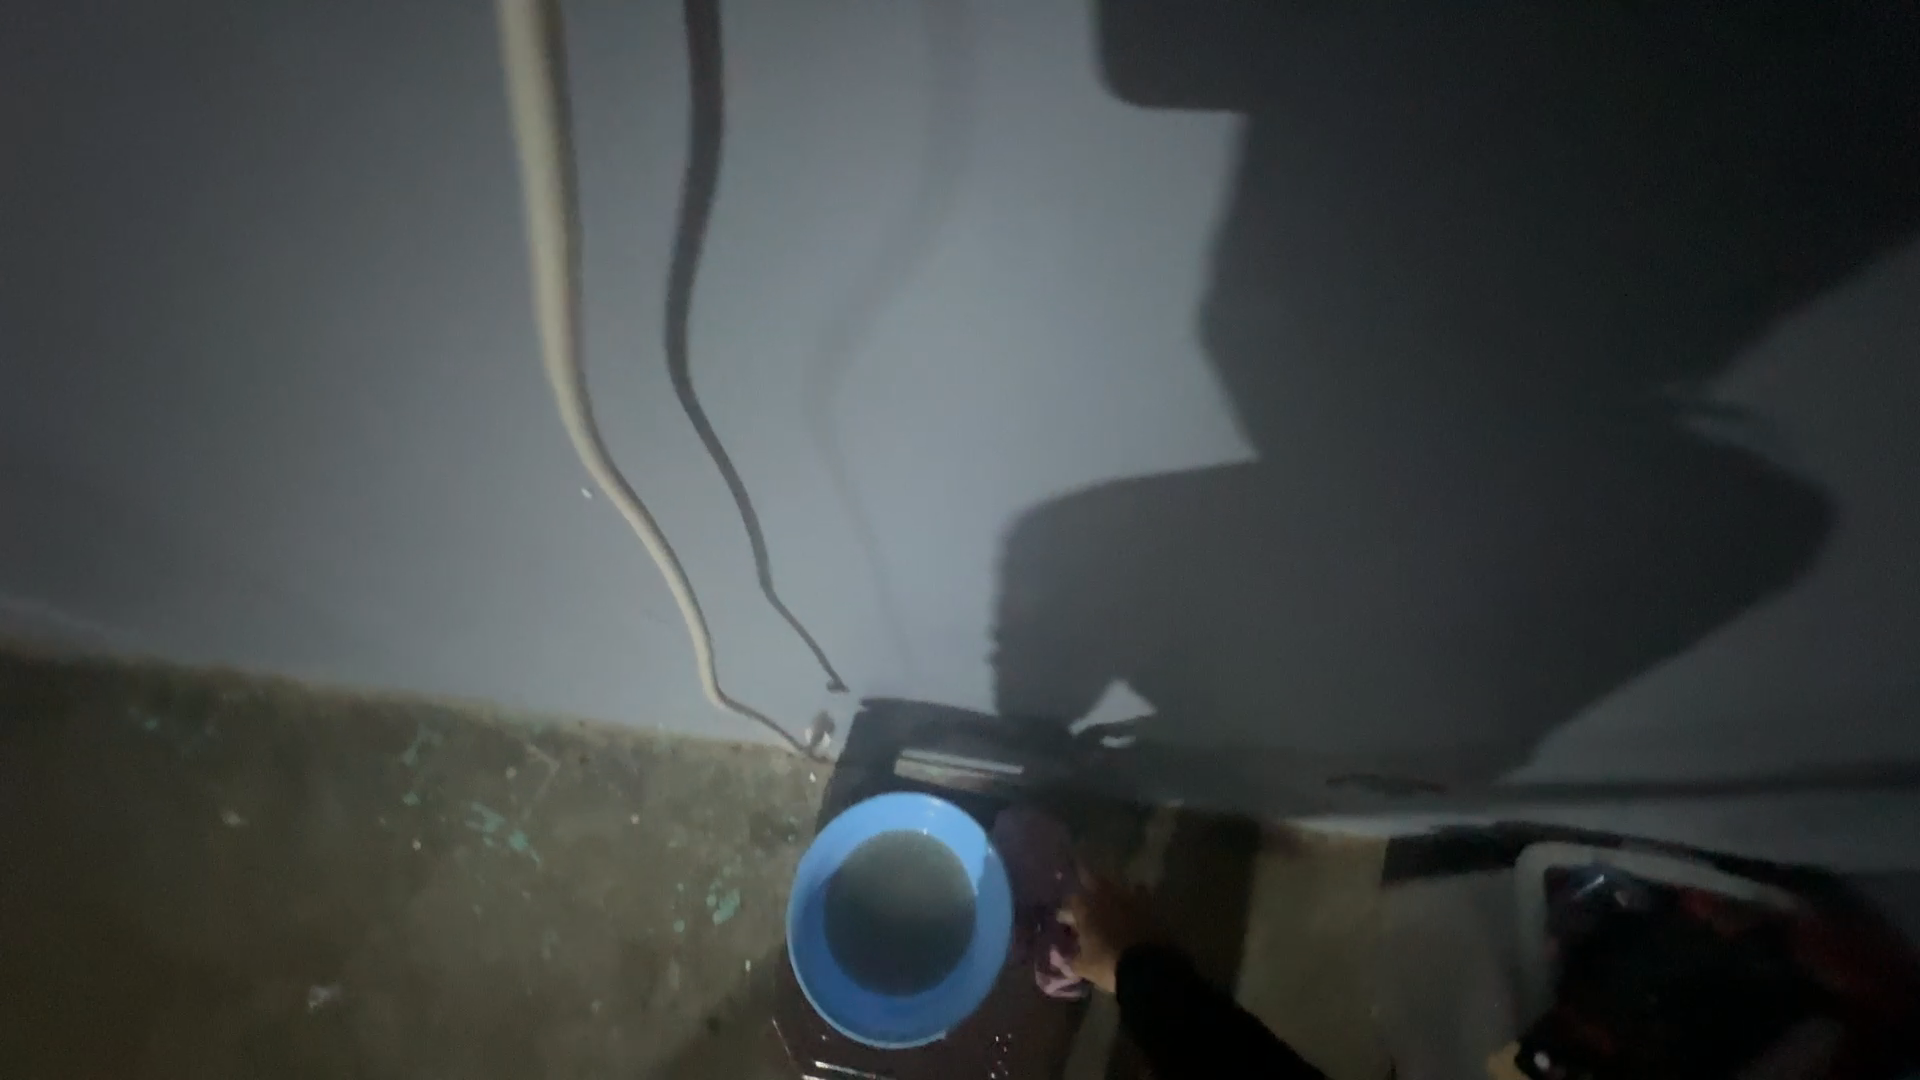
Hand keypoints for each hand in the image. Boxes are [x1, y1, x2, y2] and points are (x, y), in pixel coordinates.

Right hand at [1058, 867, 1158, 993]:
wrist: (1146, 967)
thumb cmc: (1109, 964)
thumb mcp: (1086, 967)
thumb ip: (1072, 961)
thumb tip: (1064, 962)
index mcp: (1085, 909)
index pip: (1071, 901)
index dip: (1069, 910)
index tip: (1068, 920)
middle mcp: (1103, 895)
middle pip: (1091, 879)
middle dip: (1087, 884)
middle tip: (1089, 898)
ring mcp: (1126, 896)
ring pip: (1115, 883)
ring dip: (1111, 889)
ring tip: (1111, 900)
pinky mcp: (1147, 902)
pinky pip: (1139, 891)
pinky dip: (1136, 894)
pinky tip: (1135, 902)